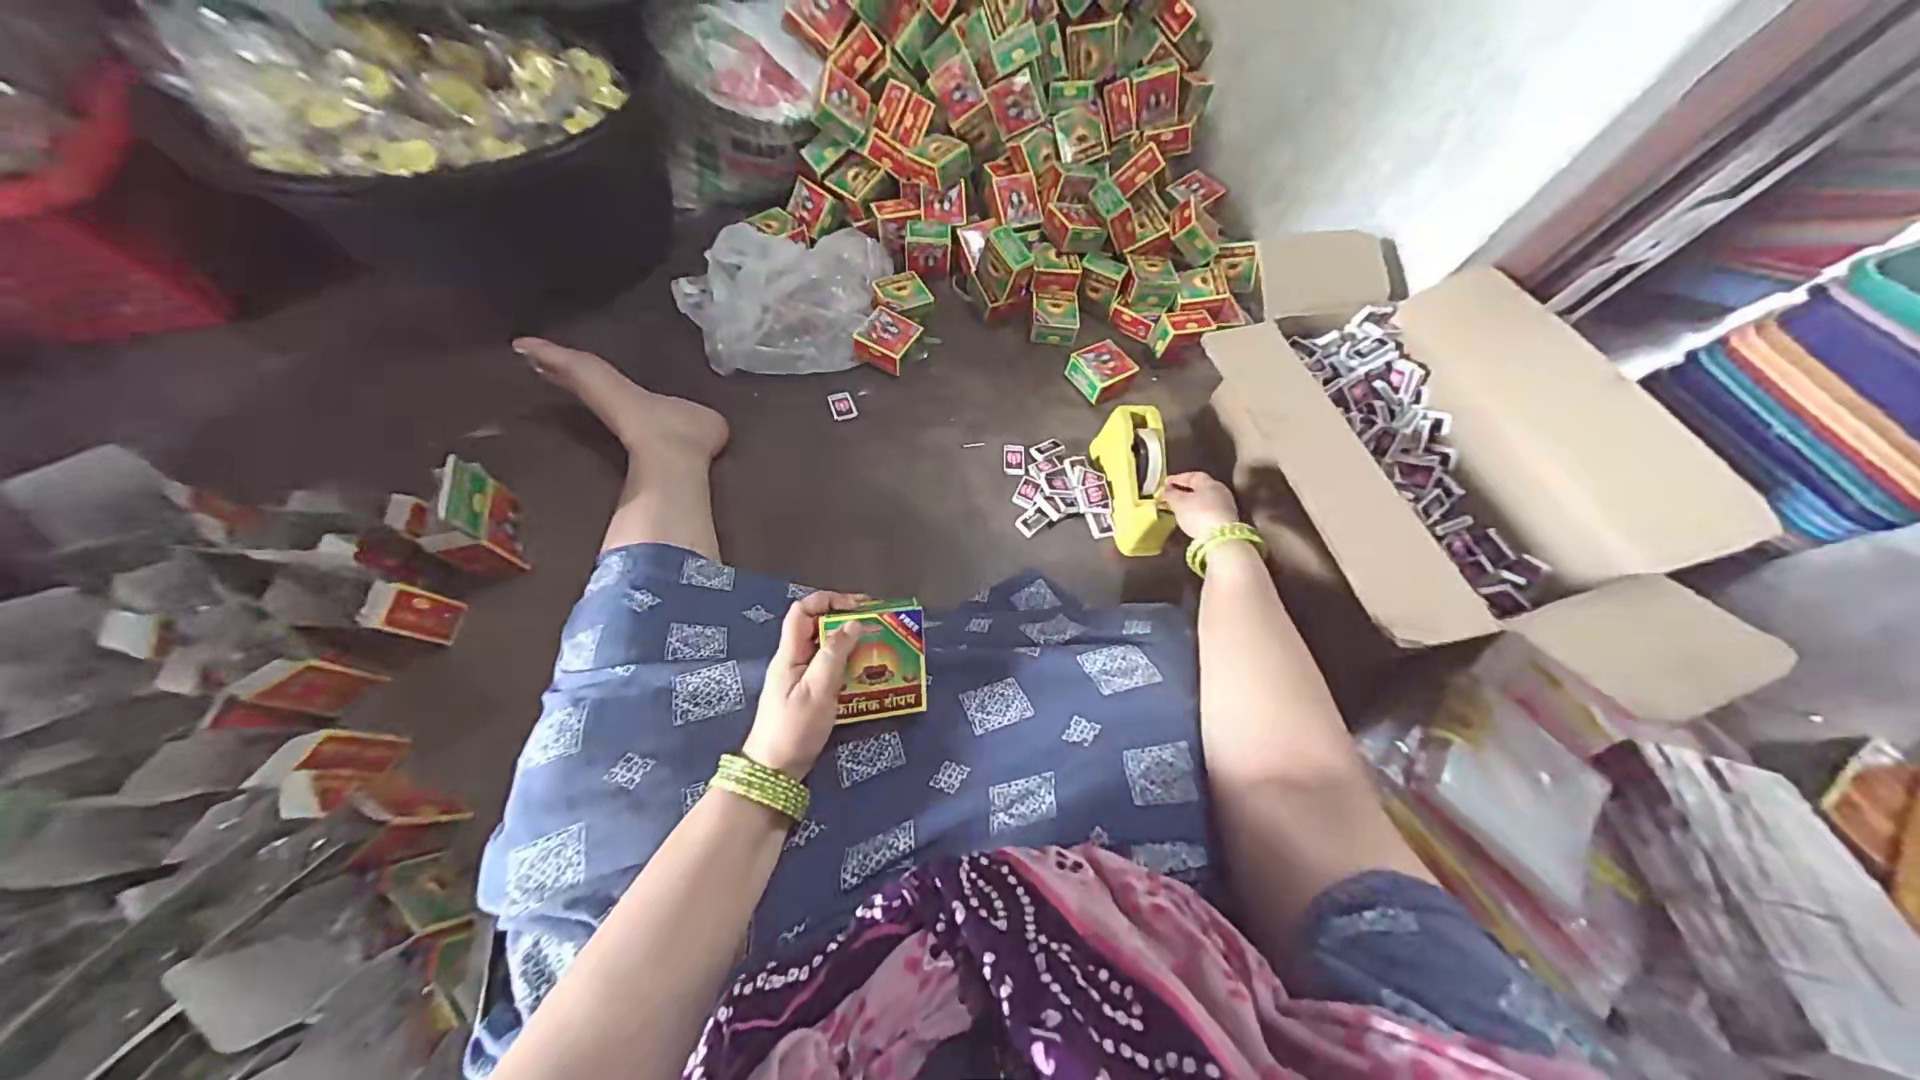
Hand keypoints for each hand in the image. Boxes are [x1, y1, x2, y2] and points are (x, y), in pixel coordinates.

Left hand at [741, 591, 870, 779]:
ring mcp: (800, 677)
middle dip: (846, 618)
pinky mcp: (808, 693)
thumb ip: (834, 654)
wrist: (774, 771)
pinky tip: (866, 671)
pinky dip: (848, 663)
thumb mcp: (817, 689)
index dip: (828, 600)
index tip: (858, 606)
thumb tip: (854, 623)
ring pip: (825, 647)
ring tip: (877, 643)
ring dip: (850, 641)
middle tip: (876, 621)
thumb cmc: (794, 729)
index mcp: (790, 653)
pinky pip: (829, 667)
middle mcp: (794, 659)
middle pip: (817, 625)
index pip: (803, 611)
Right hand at [1162, 471, 1241, 538]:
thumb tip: (1167, 489)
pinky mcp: (1227, 518)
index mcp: (1209, 483)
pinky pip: (1209, 509)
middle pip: (1200, 487)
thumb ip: (1171, 494)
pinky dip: (1199, 510)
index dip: (1178, 478)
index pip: (1192, 476)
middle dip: (1185, 490)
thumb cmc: (1197, 514)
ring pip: (1205, 499)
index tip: (1165, 482)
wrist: (1220, 537)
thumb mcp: (1179, 503)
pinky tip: (1191, 516)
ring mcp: (1226, 505)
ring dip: (1192, 501)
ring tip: (1179, 506)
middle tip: (1172, 494)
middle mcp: (1220, 491)